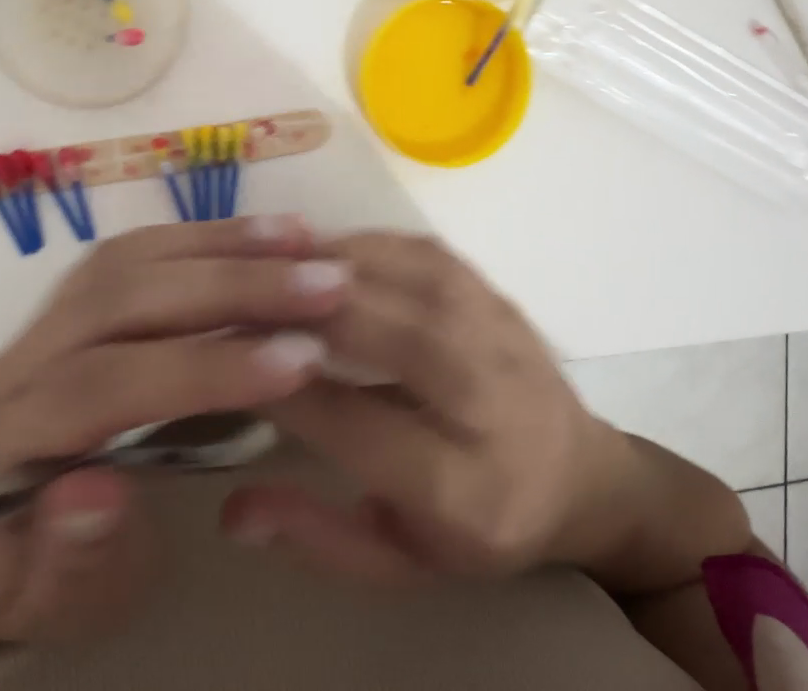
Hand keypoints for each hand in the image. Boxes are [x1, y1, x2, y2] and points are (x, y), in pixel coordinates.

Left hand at [0, 217, 348, 641]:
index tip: (299, 364)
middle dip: (229, 289)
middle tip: (327, 287)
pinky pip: (135, 253)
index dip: (202, 369)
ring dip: (222, 247)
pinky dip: (202, 238)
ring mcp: (44, 322)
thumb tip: (99, 489)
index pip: (104, 386)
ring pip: (129, 261)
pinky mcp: (74, 302)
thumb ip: (70, 558)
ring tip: (305, 244)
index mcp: (7, 440)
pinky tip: (263, 237)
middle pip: (120, 301)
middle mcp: (19, 362)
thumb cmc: (36, 579)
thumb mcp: (55, 602)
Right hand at [222, 232, 629, 583]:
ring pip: (423, 288)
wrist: (578, 483)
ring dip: (341, 266)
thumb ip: (320, 537)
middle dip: (315, 313)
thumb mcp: (399, 564)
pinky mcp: (505, 303)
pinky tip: (323, 246)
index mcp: (467, 493)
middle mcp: (497, 410)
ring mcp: (509, 346)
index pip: (364, 429)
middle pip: (406, 343)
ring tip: (271, 263)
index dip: (290, 391)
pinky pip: (437, 258)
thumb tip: (234, 512)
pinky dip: (375, 244)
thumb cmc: (476, 531)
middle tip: (241, 299)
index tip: (229, 363)